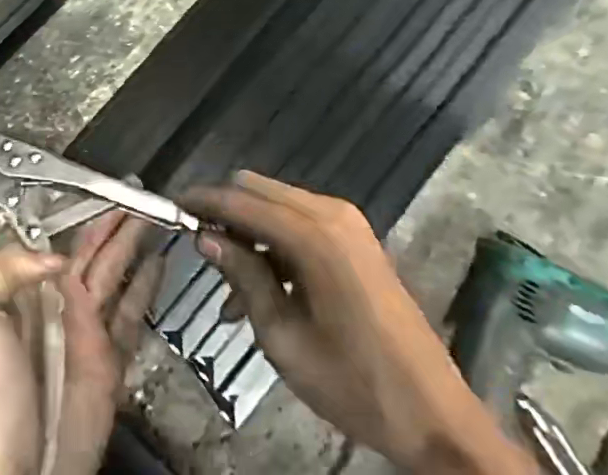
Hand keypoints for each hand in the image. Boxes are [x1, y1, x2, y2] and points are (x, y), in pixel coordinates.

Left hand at [0, 215, 164, 474]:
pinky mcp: (110, 360)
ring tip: (150, 222)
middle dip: (114, 227)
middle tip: (137, 200)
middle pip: (93, 254)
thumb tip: (56, 257)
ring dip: (133, 248)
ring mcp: (86, 330)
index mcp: (24, 286)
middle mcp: (57, 302)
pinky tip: (155, 267)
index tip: (102, 196)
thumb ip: (6, 267)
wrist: (12, 454)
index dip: (80, 219)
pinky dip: (146, 289)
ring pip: (116, 276)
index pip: (57, 241)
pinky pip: (131, 315)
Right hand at [178, 172, 533, 474]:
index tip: (170, 210)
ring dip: (247, 229)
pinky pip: (299, 220)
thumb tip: (204, 237)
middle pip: (254, 189)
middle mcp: (331, 214)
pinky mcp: (357, 240)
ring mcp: (348, 224)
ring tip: (230, 285)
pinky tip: (263, 286)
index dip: (200, 202)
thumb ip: (243, 277)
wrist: (437, 418)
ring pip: (274, 202)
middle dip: (223, 212)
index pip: (238, 200)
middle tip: (201, 249)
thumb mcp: (283, 336)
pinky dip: (272, 240)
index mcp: (313, 235)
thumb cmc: (355, 383)